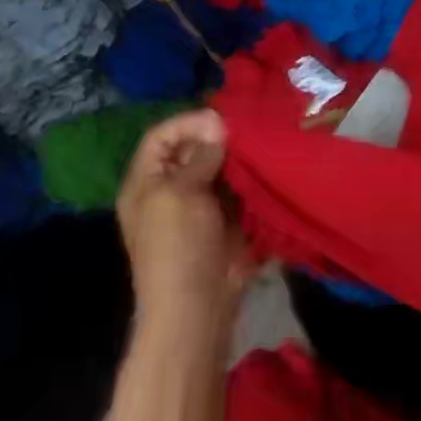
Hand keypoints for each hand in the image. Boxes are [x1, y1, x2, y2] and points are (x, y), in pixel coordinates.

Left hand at [115, 109, 254, 323]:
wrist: (199, 302)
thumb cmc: (177, 246)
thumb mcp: (179, 194)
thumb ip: (199, 157)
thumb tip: (218, 124)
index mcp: (147, 182)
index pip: (162, 137)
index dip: (188, 123)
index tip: (223, 119)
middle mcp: (173, 189)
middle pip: (196, 150)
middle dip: (222, 138)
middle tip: (252, 128)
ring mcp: (204, 206)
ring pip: (224, 169)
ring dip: (243, 158)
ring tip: (267, 144)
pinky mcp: (231, 220)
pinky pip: (244, 190)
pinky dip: (257, 179)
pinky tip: (273, 167)